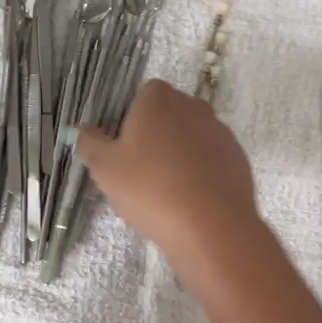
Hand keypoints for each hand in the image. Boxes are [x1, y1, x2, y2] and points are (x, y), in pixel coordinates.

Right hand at [76, 80, 263, 258]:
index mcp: (158, 99)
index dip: (128, 123)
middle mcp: (193, 106)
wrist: (210, 225)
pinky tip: (189, 201)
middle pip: (166, 117)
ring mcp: (219, 131)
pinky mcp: (237, 158)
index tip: (122, 153)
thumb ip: (89, 143)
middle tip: (139, 175)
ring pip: (189, 140)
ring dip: (177, 158)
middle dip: (153, 139)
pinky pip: (209, 161)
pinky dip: (199, 174)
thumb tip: (84, 131)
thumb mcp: (104, 168)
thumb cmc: (149, 189)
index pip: (140, 97)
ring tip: (166, 193)